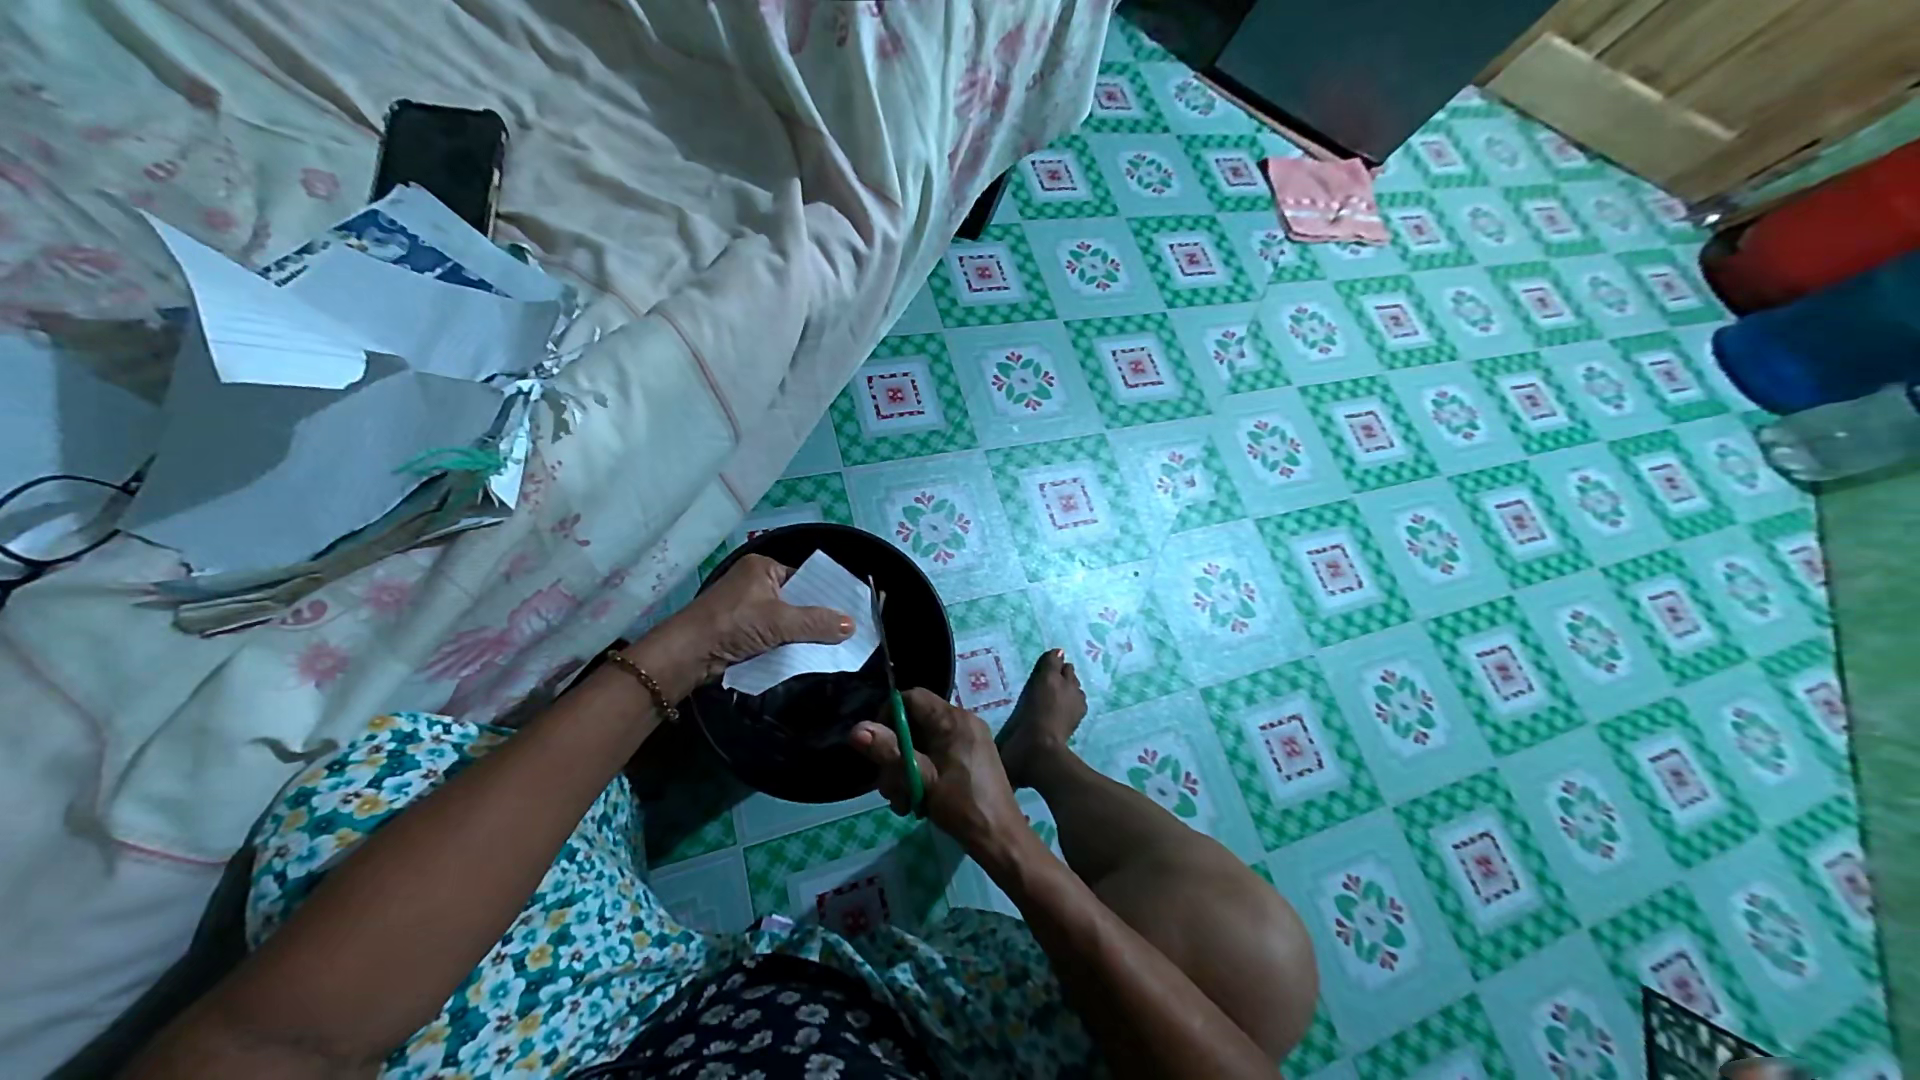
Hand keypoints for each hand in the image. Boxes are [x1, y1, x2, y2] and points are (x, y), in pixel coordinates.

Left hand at [638, 554, 852, 698]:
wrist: (688, 654)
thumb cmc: (733, 624)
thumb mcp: (780, 621)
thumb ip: (816, 622)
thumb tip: (851, 626)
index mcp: (763, 568)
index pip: (805, 579)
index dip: (826, 595)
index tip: (850, 611)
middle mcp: (755, 584)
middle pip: (797, 600)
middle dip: (817, 617)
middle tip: (847, 632)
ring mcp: (747, 608)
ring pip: (787, 621)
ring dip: (803, 634)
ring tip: (834, 645)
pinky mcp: (742, 631)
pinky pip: (775, 635)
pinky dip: (788, 644)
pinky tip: (808, 654)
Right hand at [848, 688, 1026, 856]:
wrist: (1000, 837)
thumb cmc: (961, 805)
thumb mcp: (920, 779)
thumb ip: (889, 752)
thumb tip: (856, 729)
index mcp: (953, 720)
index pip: (912, 698)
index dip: (888, 716)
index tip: (877, 745)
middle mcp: (963, 722)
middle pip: (915, 723)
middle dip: (896, 754)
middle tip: (890, 787)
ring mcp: (969, 739)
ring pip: (923, 743)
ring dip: (906, 771)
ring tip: (904, 802)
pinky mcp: (971, 757)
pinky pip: (937, 754)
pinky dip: (923, 773)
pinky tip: (917, 801)